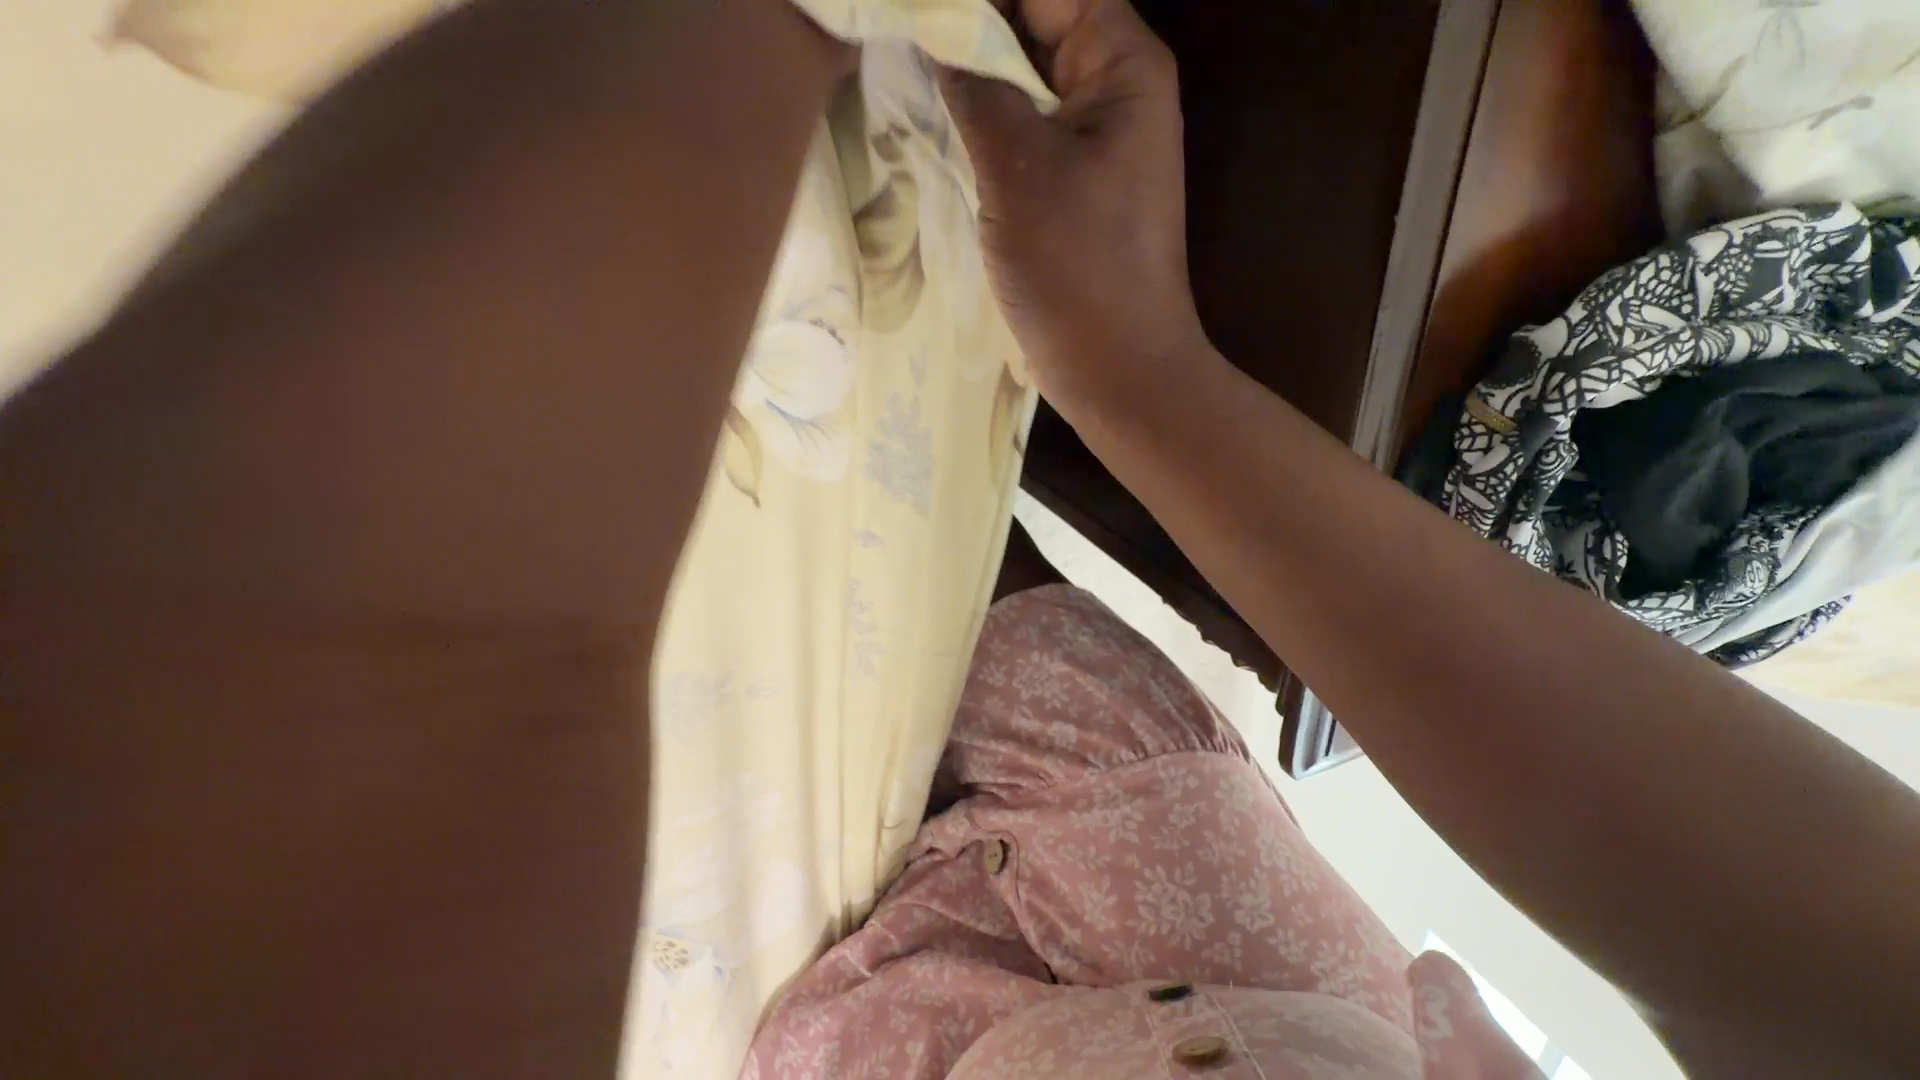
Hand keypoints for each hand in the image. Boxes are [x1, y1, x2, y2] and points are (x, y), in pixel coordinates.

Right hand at [939, 0, 1206, 400]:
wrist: (1116, 368)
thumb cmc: (1078, 267)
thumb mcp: (1018, 166)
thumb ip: (974, 85)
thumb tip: (934, 28)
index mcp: (1121, 66)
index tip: (916, 8)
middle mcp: (1112, 91)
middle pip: (1031, 27)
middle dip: (966, 27)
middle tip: (898, 32)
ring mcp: (1090, 143)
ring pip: (1019, 81)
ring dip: (966, 73)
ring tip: (900, 66)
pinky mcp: (1067, 187)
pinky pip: (1018, 132)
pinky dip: (977, 122)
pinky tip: (926, 120)